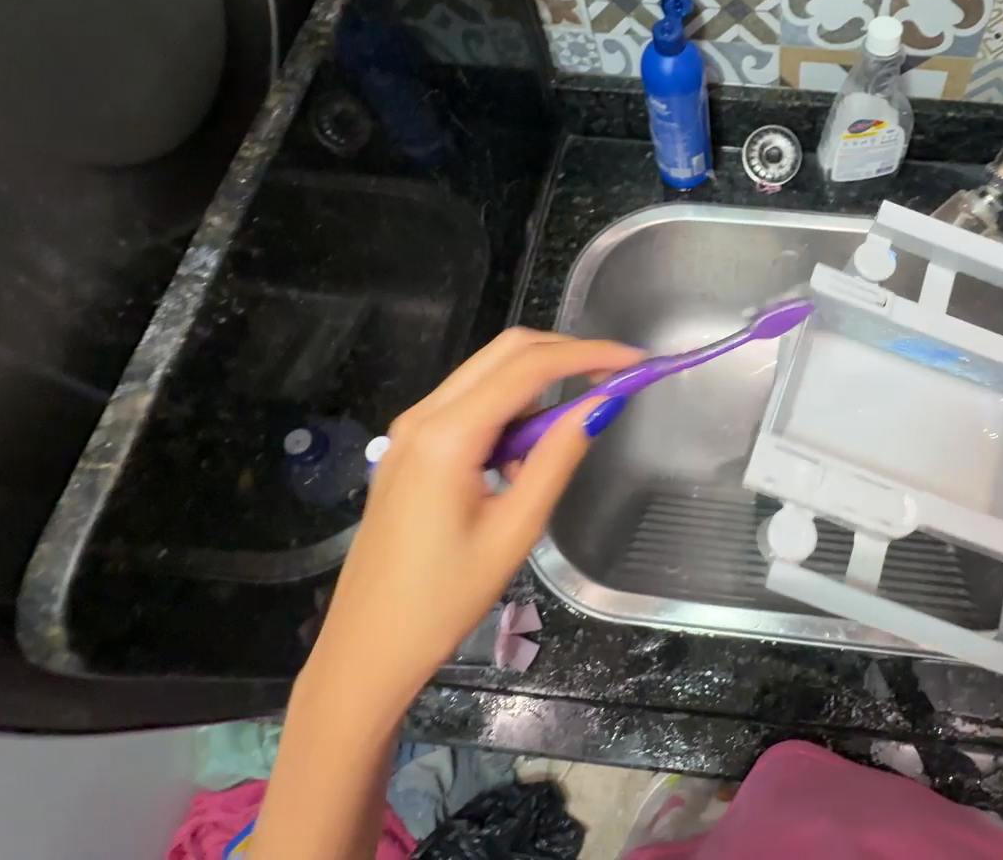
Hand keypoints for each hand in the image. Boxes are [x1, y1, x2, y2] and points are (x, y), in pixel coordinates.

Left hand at [302, 328, 646, 710]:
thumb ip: (558, 457)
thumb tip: (602, 404)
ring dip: (536, 388)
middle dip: (565, 354)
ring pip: (487, 374)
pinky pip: (469, 404)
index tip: (636, 360)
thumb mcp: (515, 530)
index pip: (529, 367)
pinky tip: (518, 464)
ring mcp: (410, 429)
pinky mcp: (409, 447)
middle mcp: (423, 416)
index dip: (589, 354)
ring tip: (559, 446)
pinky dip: (508, 412)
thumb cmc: (445, 600)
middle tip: (614, 380)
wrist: (367, 649)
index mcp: (447, 436)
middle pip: (505, 352)